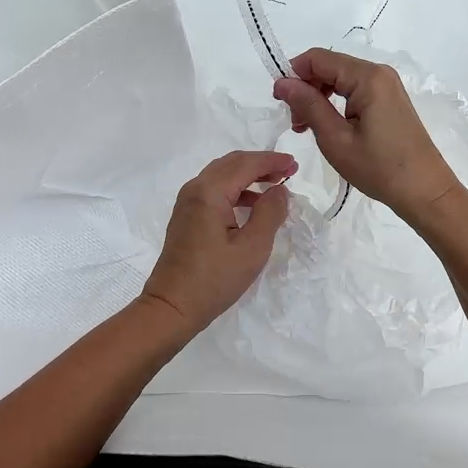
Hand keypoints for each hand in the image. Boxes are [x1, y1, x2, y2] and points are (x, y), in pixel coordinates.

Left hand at [141, 150, 296, 334]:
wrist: (172, 306)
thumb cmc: (214, 280)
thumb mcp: (252, 249)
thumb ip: (269, 214)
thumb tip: (279, 190)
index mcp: (209, 191)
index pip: (245, 165)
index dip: (272, 161)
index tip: (295, 164)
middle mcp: (195, 188)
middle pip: (232, 163)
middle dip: (261, 164)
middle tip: (288, 172)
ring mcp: (188, 201)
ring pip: (222, 175)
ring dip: (249, 176)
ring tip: (275, 186)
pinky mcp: (187, 214)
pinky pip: (214, 189)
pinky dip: (236, 189)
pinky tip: (252, 205)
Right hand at [272, 47, 461, 221]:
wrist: (426, 192)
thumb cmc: (380, 168)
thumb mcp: (336, 139)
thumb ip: (308, 105)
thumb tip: (282, 82)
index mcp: (367, 77)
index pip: (318, 58)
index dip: (293, 74)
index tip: (279, 101)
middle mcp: (379, 72)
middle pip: (329, 66)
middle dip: (306, 88)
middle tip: (295, 122)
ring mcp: (387, 85)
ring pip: (340, 79)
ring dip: (318, 97)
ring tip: (306, 128)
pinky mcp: (390, 99)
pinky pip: (354, 90)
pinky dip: (335, 103)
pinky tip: (327, 125)